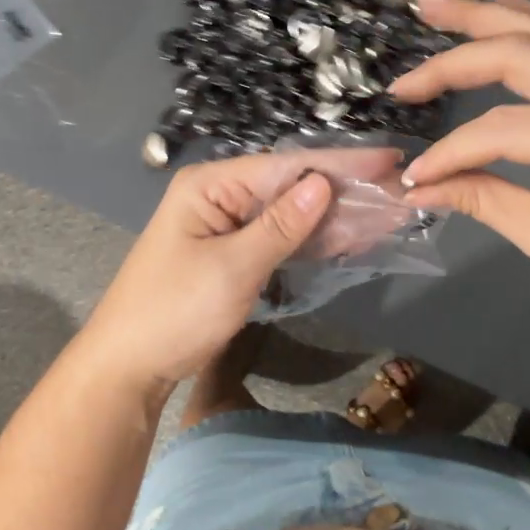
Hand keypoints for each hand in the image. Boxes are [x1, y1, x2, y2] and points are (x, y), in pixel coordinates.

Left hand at [80, 147, 400, 386]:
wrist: (127, 368)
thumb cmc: (173, 313)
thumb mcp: (232, 268)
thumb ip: (280, 226)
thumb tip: (323, 184)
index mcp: (211, 186)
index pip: (287, 167)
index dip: (341, 165)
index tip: (389, 161)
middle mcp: (222, 197)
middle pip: (294, 187)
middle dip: (347, 190)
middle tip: (402, 190)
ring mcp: (229, 226)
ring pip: (294, 214)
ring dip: (339, 216)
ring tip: (392, 211)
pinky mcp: (236, 255)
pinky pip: (284, 239)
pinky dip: (317, 240)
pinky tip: (355, 236)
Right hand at [388, 0, 529, 304]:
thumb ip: (479, 198)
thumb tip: (416, 185)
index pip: (503, 128)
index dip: (452, 150)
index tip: (416, 174)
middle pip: (518, 56)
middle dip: (455, 61)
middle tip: (405, 76)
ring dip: (484, 18)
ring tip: (434, 6)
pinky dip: (527, 18)